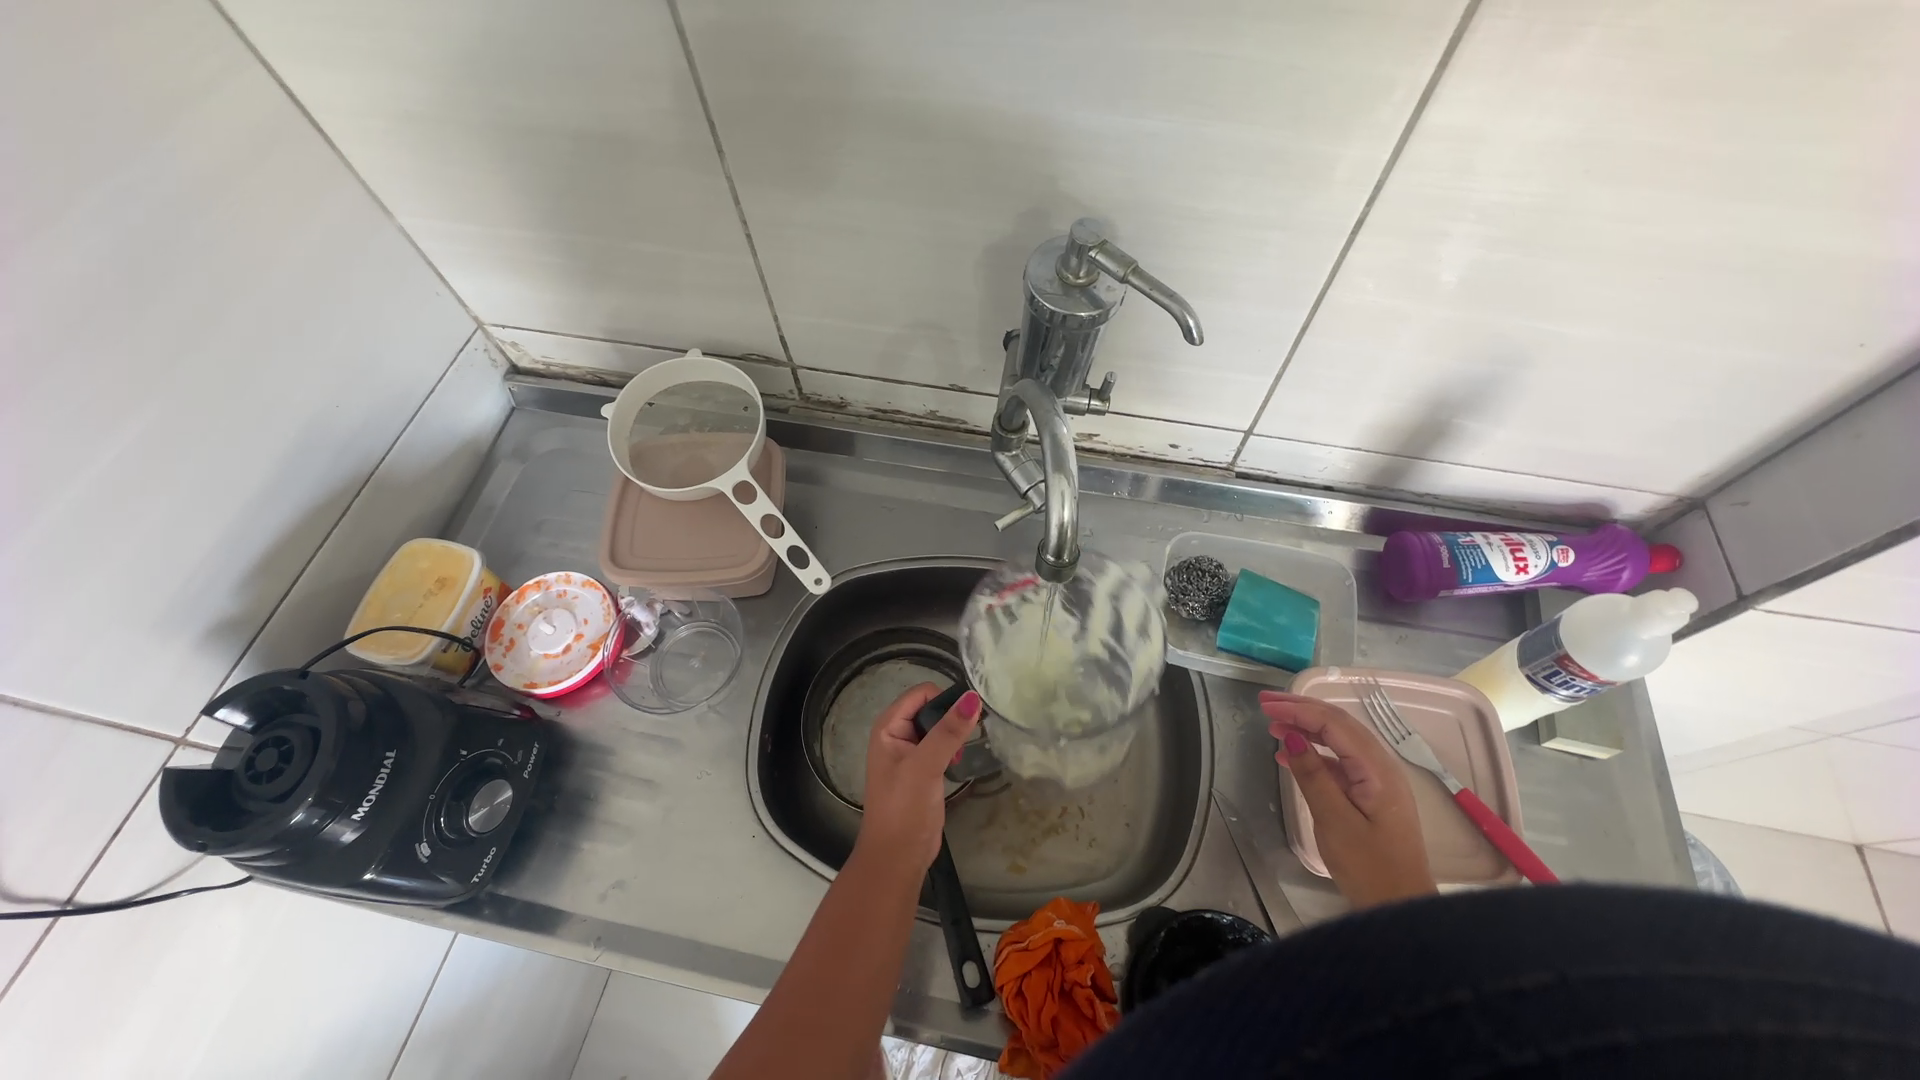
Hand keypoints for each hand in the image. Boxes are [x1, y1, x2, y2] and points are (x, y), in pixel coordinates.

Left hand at [855, 683, 981, 870]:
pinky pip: (940, 746)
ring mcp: (909, 753)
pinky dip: (952, 750)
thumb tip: (973, 698)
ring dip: (953, 735)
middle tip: (968, 736)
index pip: (921, 693)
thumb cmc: (904, 809)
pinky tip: (958, 764)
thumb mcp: (925, 766)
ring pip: (938, 728)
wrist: (897, 856)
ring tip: (962, 754)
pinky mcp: (922, 771)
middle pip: (930, 708)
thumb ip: (948, 731)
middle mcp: (896, 735)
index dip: (945, 698)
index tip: (969, 715)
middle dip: (951, 717)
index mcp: (888, 726)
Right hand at [1261, 690, 1436, 909]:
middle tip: (1266, 704)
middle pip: (1339, 726)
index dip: (1299, 710)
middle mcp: (1382, 767)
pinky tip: (1290, 756)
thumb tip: (1290, 737)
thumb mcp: (1334, 821)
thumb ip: (1313, 776)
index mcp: (1377, 769)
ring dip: (1306, 729)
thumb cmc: (1368, 868)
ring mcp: (1378, 782)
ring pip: (1339, 742)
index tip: (1266, 706)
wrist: (1401, 908)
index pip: (1334, 725)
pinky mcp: (1372, 796)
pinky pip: (1340, 762)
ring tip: (1272, 726)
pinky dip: (1314, 753)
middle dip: (1302, 710)